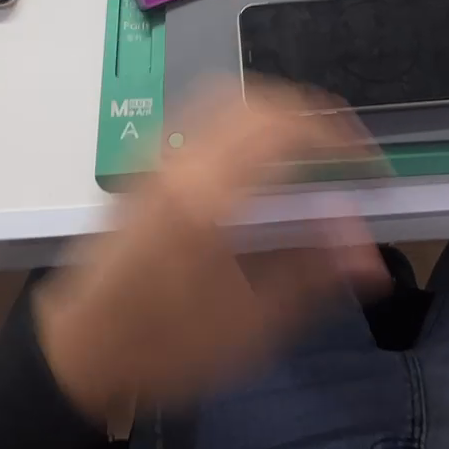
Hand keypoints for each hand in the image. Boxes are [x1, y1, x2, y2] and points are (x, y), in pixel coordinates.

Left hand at [35, 81, 387, 419]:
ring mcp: (160, 157)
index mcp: (209, 199)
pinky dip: (247, 115)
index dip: (342, 142)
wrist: (79, 351)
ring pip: (232, 97)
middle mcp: (182, 163)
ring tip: (313, 147)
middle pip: (263, 103)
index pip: (288, 134)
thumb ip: (310, 276)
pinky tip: (261, 150)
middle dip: (317, 120)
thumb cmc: (165, 349)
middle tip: (348, 155)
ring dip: (282, 111)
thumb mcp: (247, 327)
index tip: (369, 169)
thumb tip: (366, 249)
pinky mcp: (148, 162)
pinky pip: (206, 110)